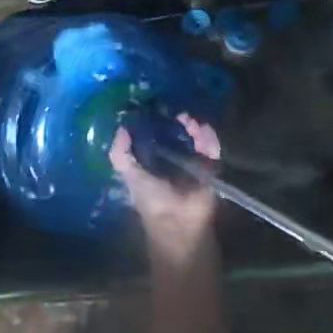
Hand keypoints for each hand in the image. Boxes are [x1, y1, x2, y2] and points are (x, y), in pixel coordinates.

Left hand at [110, 114, 220, 263]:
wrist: (179, 223)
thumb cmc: (151, 200)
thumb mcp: (130, 175)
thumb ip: (120, 154)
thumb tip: (121, 128)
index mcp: (153, 163)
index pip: (155, 136)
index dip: (155, 122)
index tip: (154, 109)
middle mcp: (174, 160)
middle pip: (178, 134)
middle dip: (176, 122)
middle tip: (175, 113)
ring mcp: (194, 163)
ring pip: (196, 138)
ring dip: (193, 127)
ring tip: (188, 119)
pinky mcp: (211, 168)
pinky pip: (212, 148)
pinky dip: (208, 137)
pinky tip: (202, 128)